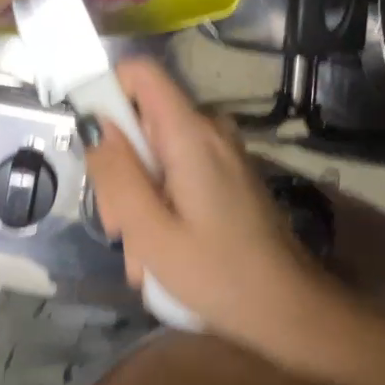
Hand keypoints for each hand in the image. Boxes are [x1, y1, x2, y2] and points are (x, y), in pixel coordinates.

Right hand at [84, 59, 327, 348]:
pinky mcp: (226, 173)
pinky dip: (162, 203)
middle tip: (120, 228)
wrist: (291, 311)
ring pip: (155, 152)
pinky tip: (165, 251)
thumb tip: (94, 124)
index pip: (140, 73)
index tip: (94, 145)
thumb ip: (117, 175)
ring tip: (145, 254)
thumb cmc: (221, 276)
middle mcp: (208, 129)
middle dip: (121, 170)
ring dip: (138, 198)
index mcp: (190, 133)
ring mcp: (220, 150)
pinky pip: (177, 170)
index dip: (108, 94)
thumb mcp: (152, 233)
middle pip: (142, 121)